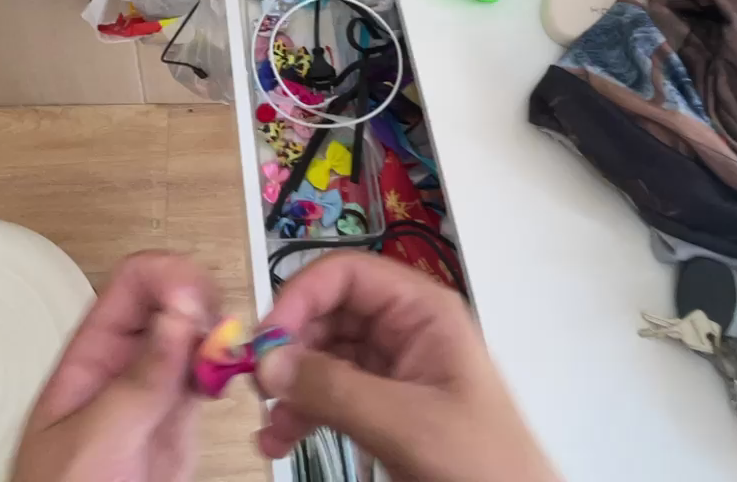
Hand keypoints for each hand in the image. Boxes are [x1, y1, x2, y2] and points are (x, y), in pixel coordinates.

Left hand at [10, 251, 216, 481]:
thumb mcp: (92, 447)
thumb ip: (136, 383)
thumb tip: (179, 313)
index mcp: (92, 353)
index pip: (133, 282)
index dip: (168, 278)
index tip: (196, 306)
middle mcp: (126, 360)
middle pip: (171, 296)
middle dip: (202, 301)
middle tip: (220, 337)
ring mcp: (155, 388)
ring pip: (195, 331)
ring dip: (219, 332)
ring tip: (229, 361)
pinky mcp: (179, 418)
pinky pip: (207, 372)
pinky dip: (225, 366)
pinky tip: (230, 380)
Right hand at [255, 253, 558, 481]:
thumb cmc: (479, 465)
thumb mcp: (407, 425)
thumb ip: (334, 390)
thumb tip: (266, 362)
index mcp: (420, 309)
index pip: (347, 274)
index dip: (301, 295)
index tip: (266, 340)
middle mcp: (402, 327)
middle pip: (328, 312)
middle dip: (290, 346)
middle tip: (257, 386)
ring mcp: (391, 367)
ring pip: (322, 355)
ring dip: (289, 386)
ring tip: (267, 426)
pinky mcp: (383, 406)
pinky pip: (329, 393)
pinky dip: (300, 412)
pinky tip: (278, 439)